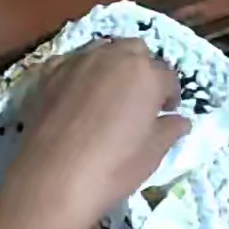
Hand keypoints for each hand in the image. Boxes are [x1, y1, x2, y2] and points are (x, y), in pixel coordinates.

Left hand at [0, 40, 189, 228]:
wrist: (52, 177)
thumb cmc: (113, 167)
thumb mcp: (152, 154)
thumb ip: (169, 130)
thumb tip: (179, 120)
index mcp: (146, 74)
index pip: (167, 76)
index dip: (168, 94)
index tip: (165, 112)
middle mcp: (114, 57)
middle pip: (135, 51)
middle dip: (141, 69)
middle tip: (138, 98)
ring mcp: (78, 61)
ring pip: (102, 51)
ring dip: (111, 66)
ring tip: (108, 94)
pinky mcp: (49, 72)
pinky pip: (72, 63)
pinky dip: (80, 74)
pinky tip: (76, 97)